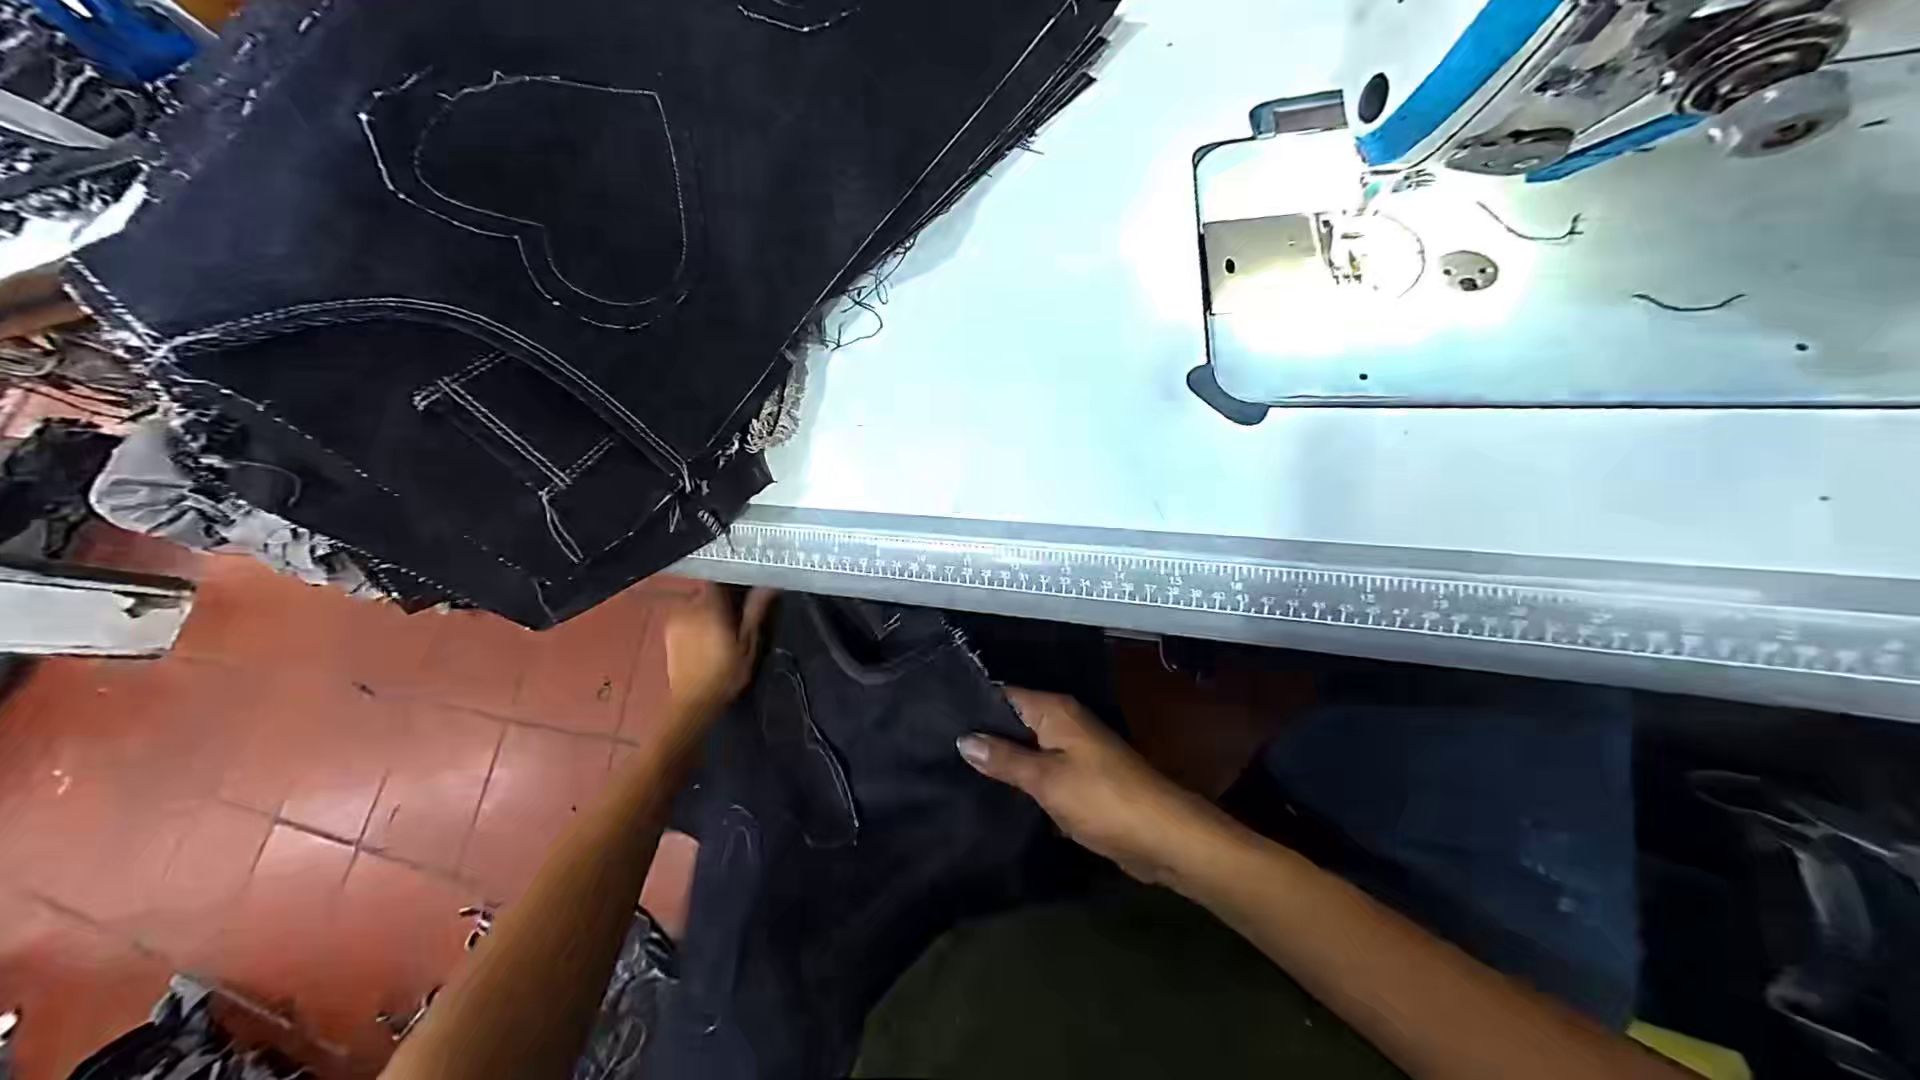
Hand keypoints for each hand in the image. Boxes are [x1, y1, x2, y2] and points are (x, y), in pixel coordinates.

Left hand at [661, 585, 777, 724]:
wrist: (694, 702)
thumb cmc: (726, 674)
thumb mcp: (748, 643)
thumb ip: (756, 610)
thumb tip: (769, 585)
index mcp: (709, 607)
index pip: (719, 579)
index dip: (734, 580)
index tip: (747, 589)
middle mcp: (688, 607)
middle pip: (708, 590)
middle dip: (723, 598)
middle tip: (739, 615)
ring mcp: (675, 618)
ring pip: (697, 602)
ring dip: (710, 608)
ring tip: (724, 627)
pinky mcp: (669, 630)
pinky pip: (687, 614)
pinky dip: (698, 619)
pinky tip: (708, 636)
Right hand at [957, 688, 1230, 885]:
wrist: (1164, 837)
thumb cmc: (1103, 800)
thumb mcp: (1046, 779)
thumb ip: (1004, 758)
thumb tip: (963, 739)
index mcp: (1055, 710)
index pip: (1004, 694)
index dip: (972, 704)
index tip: (935, 717)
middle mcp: (1063, 722)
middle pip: (1013, 720)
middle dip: (981, 734)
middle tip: (936, 748)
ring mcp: (1073, 751)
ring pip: (1026, 748)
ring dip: (1000, 760)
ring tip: (952, 769)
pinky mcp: (1079, 778)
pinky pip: (1040, 771)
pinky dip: (1020, 779)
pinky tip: (991, 792)